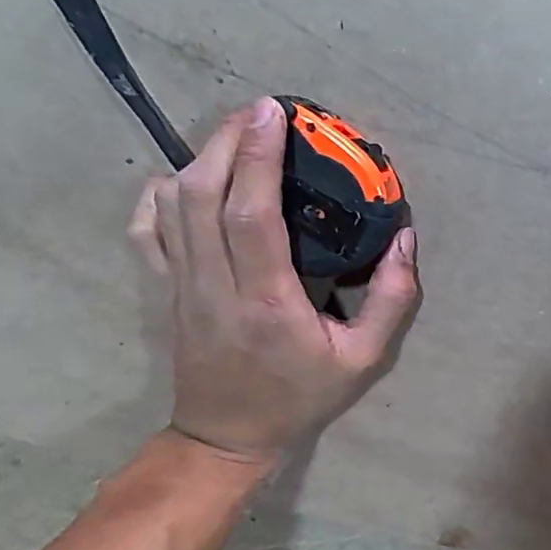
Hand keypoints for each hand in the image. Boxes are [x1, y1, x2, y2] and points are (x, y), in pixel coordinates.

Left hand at [128, 97, 419, 463]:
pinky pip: (146, 232)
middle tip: (258, 110)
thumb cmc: (299, 396)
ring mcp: (181, 287)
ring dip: (200, 157)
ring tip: (234, 132)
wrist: (225, 439)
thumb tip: (404, 238)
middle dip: (228, 140)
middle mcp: (215, 286)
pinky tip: (182, 176)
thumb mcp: (365, 359)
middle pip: (203, 195)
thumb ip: (392, 299)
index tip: (274, 114)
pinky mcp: (165, 291)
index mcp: (267, 301)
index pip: (251, 214)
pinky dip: (158, 194)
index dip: (258, 157)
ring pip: (173, 206)